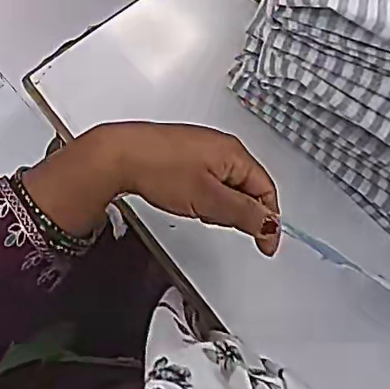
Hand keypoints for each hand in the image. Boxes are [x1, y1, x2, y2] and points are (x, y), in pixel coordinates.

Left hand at [20, 122, 281, 255]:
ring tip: (195, 206)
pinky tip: (185, 199)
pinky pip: (208, 178)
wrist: (119, 154)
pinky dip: (204, 195)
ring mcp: (202, 147)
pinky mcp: (185, 152)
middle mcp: (221, 145)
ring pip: (227, 184)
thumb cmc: (158, 168)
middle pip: (248, 185)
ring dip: (220, 204)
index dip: (269, 220)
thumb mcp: (208, 199)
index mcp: (233, 152)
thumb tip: (270, 223)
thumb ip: (243, 213)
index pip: (266, 188)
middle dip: (240, 210)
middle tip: (217, 219)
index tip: (265, 243)